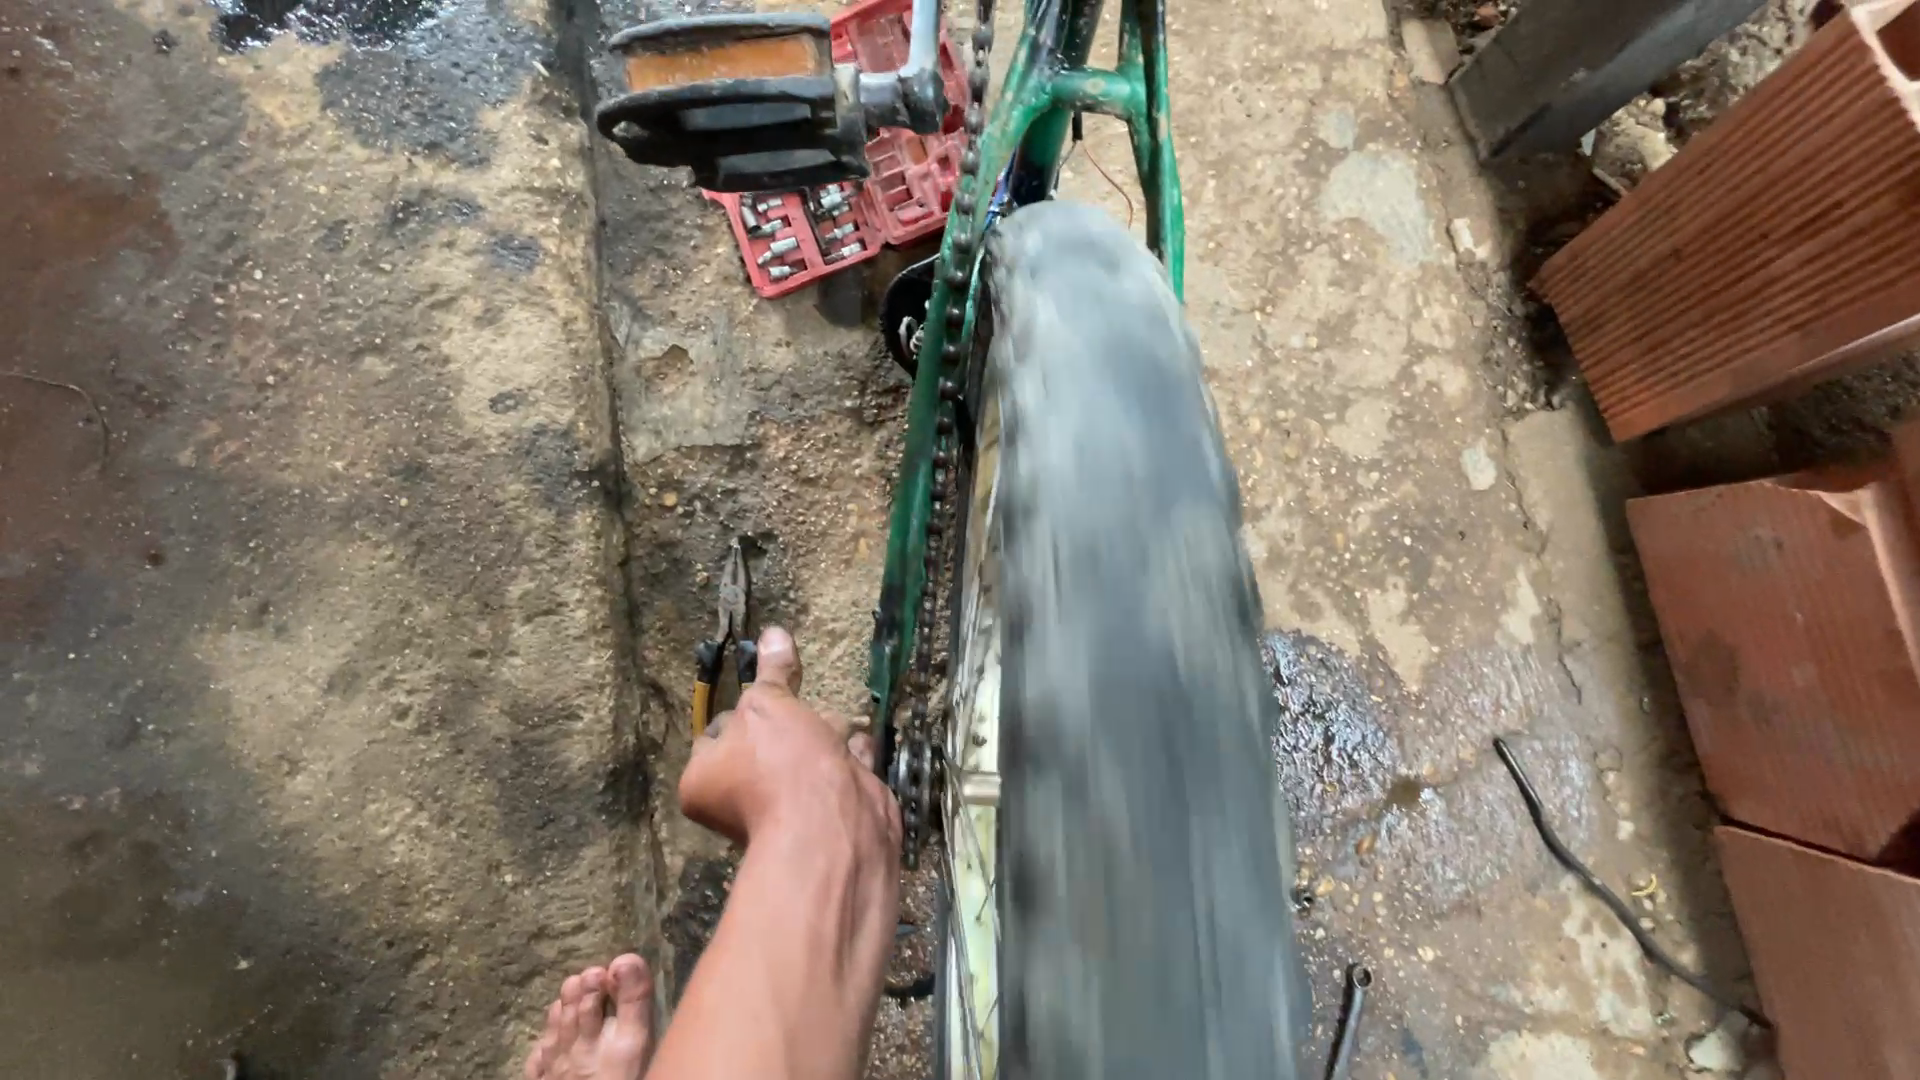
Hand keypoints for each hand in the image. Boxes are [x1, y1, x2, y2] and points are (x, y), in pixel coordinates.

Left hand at [678, 627, 901, 854]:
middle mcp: (741, 795)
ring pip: (807, 754)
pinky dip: (851, 755)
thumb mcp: (767, 704)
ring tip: (837, 725)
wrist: (833, 826)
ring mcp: (788, 805)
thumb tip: (774, 634)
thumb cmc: (781, 763)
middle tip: (805, 706)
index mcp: (706, 777)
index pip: (719, 731)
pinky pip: (840, 769)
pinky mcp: (830, 809)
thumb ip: (772, 672)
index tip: (768, 690)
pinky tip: (858, 742)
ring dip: (826, 735)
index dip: (745, 708)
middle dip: (792, 721)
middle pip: (768, 741)